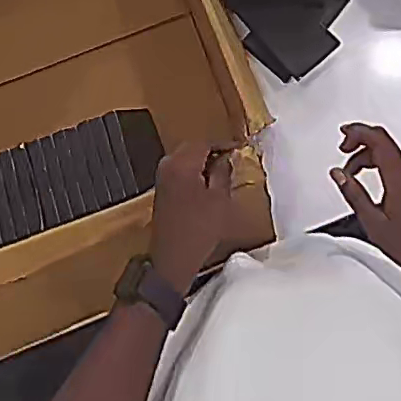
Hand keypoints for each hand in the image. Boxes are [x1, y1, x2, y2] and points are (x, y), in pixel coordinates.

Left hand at [150, 140, 238, 290]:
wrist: (172, 258)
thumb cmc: (199, 229)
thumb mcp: (219, 200)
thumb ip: (223, 173)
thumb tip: (227, 158)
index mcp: (182, 163)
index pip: (204, 142)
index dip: (223, 144)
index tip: (239, 148)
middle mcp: (168, 163)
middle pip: (192, 148)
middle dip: (212, 151)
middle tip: (232, 159)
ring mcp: (162, 174)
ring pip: (185, 158)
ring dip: (202, 161)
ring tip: (222, 171)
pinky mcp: (161, 186)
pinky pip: (179, 169)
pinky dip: (193, 171)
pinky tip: (206, 183)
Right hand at [330, 123, 400, 283]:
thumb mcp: (374, 222)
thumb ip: (353, 194)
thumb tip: (338, 174)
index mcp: (398, 177)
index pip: (378, 138)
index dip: (357, 130)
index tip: (343, 132)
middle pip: (383, 141)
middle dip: (359, 139)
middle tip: (343, 148)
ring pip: (388, 153)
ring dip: (367, 154)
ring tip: (351, 170)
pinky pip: (394, 165)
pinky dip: (377, 163)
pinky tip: (368, 178)